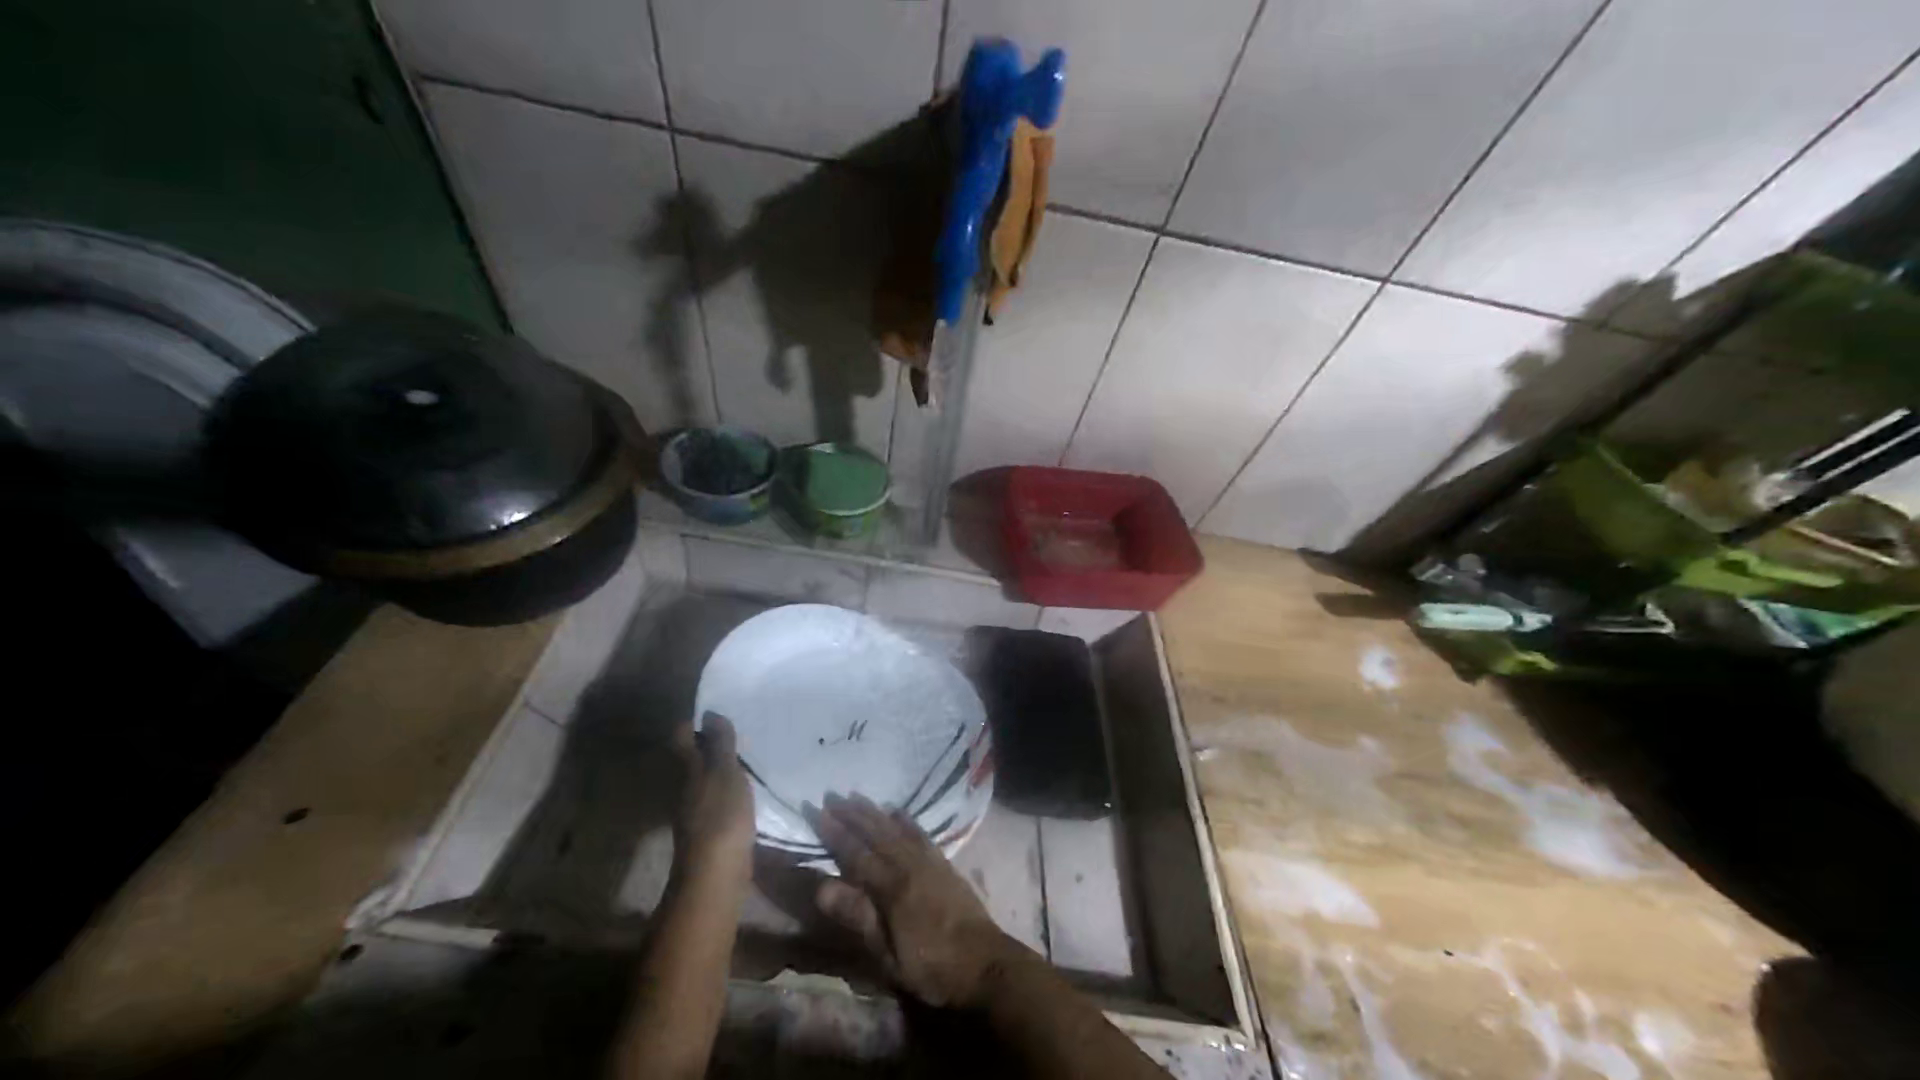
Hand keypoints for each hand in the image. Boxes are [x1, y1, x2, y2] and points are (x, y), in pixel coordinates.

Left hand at [672, 713, 754, 882]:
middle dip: (712, 744)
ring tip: (751, 758)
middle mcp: (688, 788)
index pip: (682, 738)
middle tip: (741, 731)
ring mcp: (697, 811)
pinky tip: (750, 792)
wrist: (716, 877)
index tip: (718, 712)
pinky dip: (730, 791)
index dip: (695, 723)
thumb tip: (710, 713)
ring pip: (706, 780)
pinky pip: (719, 800)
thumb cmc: (721, 817)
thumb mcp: (725, 774)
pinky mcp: (711, 831)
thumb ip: (720, 744)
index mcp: (689, 771)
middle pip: (693, 758)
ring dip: (723, 768)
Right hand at [809, 793, 1015, 1007]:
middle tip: (831, 796)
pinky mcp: (944, 864)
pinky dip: (906, 820)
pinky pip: (920, 834)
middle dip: (852, 814)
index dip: (834, 832)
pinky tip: (897, 812)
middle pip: (875, 833)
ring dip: (874, 812)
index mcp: (891, 887)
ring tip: (856, 796)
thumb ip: (857, 917)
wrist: (984, 963)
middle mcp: (909, 865)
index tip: (816, 811)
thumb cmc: (931, 966)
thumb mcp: (887, 954)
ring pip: (896, 828)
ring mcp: (929, 861)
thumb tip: (822, 887)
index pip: (855, 853)